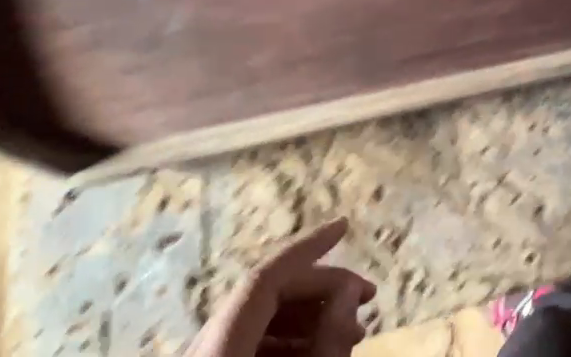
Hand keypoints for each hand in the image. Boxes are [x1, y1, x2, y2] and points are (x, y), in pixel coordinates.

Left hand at [187, 219, 375, 356]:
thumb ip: (328, 338)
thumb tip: (352, 295)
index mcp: (219, 344)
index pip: (264, 278)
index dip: (306, 247)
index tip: (345, 226)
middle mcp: (204, 345)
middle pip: (267, 296)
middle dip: (321, 289)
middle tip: (366, 296)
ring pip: (262, 320)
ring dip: (311, 316)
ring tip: (352, 328)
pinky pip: (250, 343)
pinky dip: (290, 340)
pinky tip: (321, 346)